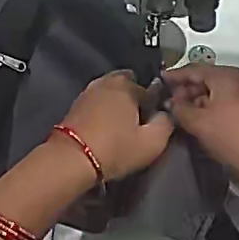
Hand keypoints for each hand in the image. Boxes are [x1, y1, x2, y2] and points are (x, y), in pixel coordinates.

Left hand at [56, 71, 174, 183]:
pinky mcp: (75, 104)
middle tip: (138, 118)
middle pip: (127, 83)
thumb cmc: (116, 148)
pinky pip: (97, 99)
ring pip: (109, 89)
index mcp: (127, 86)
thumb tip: (165, 113)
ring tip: (123, 120)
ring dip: (117, 100)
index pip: (149, 91)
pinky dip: (103, 105)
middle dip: (134, 96)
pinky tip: (106, 120)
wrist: (72, 157)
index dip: (154, 106)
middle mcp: (106, 82)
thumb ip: (165, 124)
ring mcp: (88, 91)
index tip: (153, 122)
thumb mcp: (152, 142)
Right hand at [161, 64, 238, 190]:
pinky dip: (209, 110)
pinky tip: (200, 124)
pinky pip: (224, 105)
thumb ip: (178, 108)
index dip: (173, 76)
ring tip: (182, 115)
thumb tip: (172, 104)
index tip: (161, 81)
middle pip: (205, 79)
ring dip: (197, 102)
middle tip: (169, 102)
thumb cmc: (237, 138)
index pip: (192, 69)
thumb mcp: (197, 122)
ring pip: (214, 93)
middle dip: (185, 90)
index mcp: (226, 76)